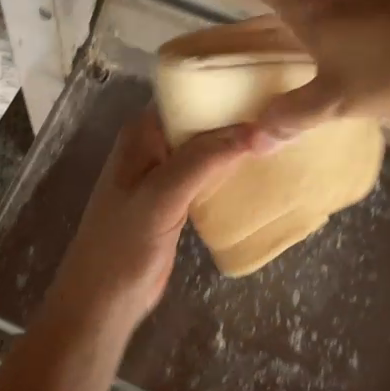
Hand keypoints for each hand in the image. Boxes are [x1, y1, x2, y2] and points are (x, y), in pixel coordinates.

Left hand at [44, 108, 266, 333]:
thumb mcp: (162, 198)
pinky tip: (263, 172)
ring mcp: (165, 173)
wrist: (103, 305)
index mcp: (142, 133)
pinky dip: (232, 173)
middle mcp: (153, 145)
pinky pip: (210, 175)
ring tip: (284, 136)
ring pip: (209, 148)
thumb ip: (203, 161)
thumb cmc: (122, 248)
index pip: (188, 95)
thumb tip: (256, 130)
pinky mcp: (178, 200)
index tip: (268, 85)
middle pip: (202, 119)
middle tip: (286, 112)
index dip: (224, 89)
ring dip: (239, 146)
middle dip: (238, 117)